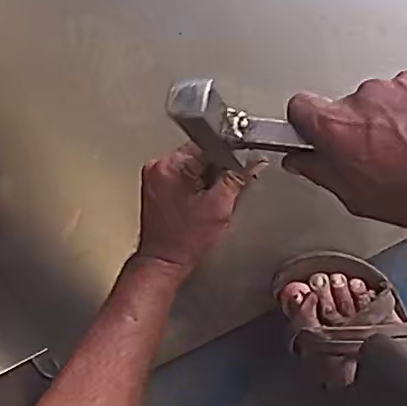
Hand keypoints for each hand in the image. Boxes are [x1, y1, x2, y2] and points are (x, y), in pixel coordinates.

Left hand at [135, 143, 261, 272]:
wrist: (165, 260)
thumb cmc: (185, 240)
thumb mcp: (220, 206)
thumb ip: (237, 178)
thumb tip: (252, 161)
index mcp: (172, 166)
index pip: (208, 145)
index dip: (226, 158)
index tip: (233, 171)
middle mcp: (158, 166)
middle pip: (199, 153)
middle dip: (214, 170)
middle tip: (215, 195)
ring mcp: (154, 175)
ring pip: (191, 164)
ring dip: (203, 177)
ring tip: (201, 202)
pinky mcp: (154, 185)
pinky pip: (181, 174)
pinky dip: (192, 185)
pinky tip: (193, 204)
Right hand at [284, 67, 406, 230]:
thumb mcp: (364, 200)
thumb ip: (324, 174)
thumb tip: (306, 161)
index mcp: (341, 126)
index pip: (299, 106)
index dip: (306, 123)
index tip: (314, 136)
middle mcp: (368, 96)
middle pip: (350, 105)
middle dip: (362, 128)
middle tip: (384, 159)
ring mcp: (405, 82)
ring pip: (388, 98)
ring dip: (398, 119)